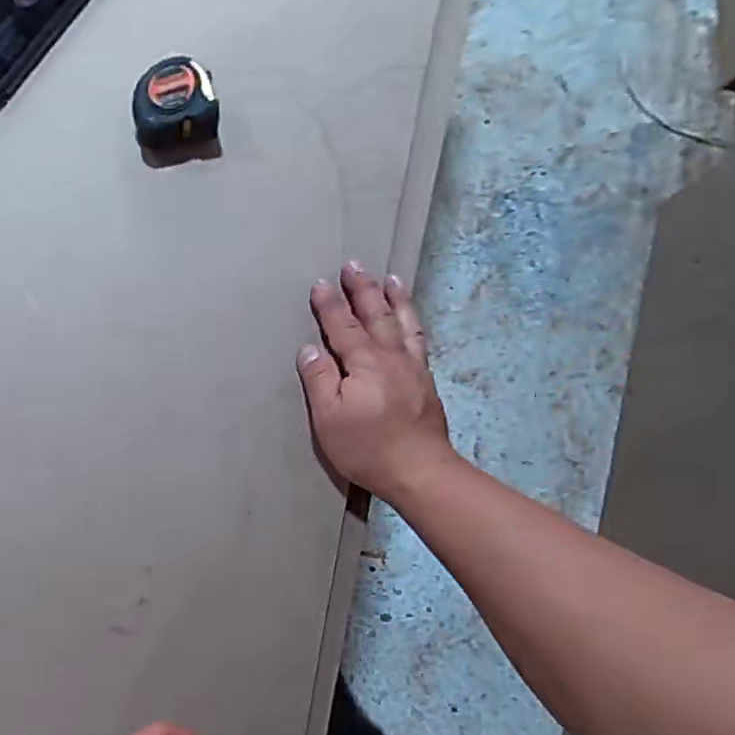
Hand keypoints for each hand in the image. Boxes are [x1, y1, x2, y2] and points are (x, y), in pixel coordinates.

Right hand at [296, 262, 456, 500]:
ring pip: (403, 324)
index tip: (320, 283)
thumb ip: (320, 379)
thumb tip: (310, 349)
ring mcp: (413, 369)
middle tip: (354, 265)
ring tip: (390, 278)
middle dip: (363, 290)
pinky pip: (417, 340)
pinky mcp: (424, 382)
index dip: (330, 305)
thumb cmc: (365, 447)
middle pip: (376, 316)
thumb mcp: (328, 417)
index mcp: (365, 364)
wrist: (418, 470)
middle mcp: (392, 358)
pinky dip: (411, 322)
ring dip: (393, 299)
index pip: (343, 327)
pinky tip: (408, 320)